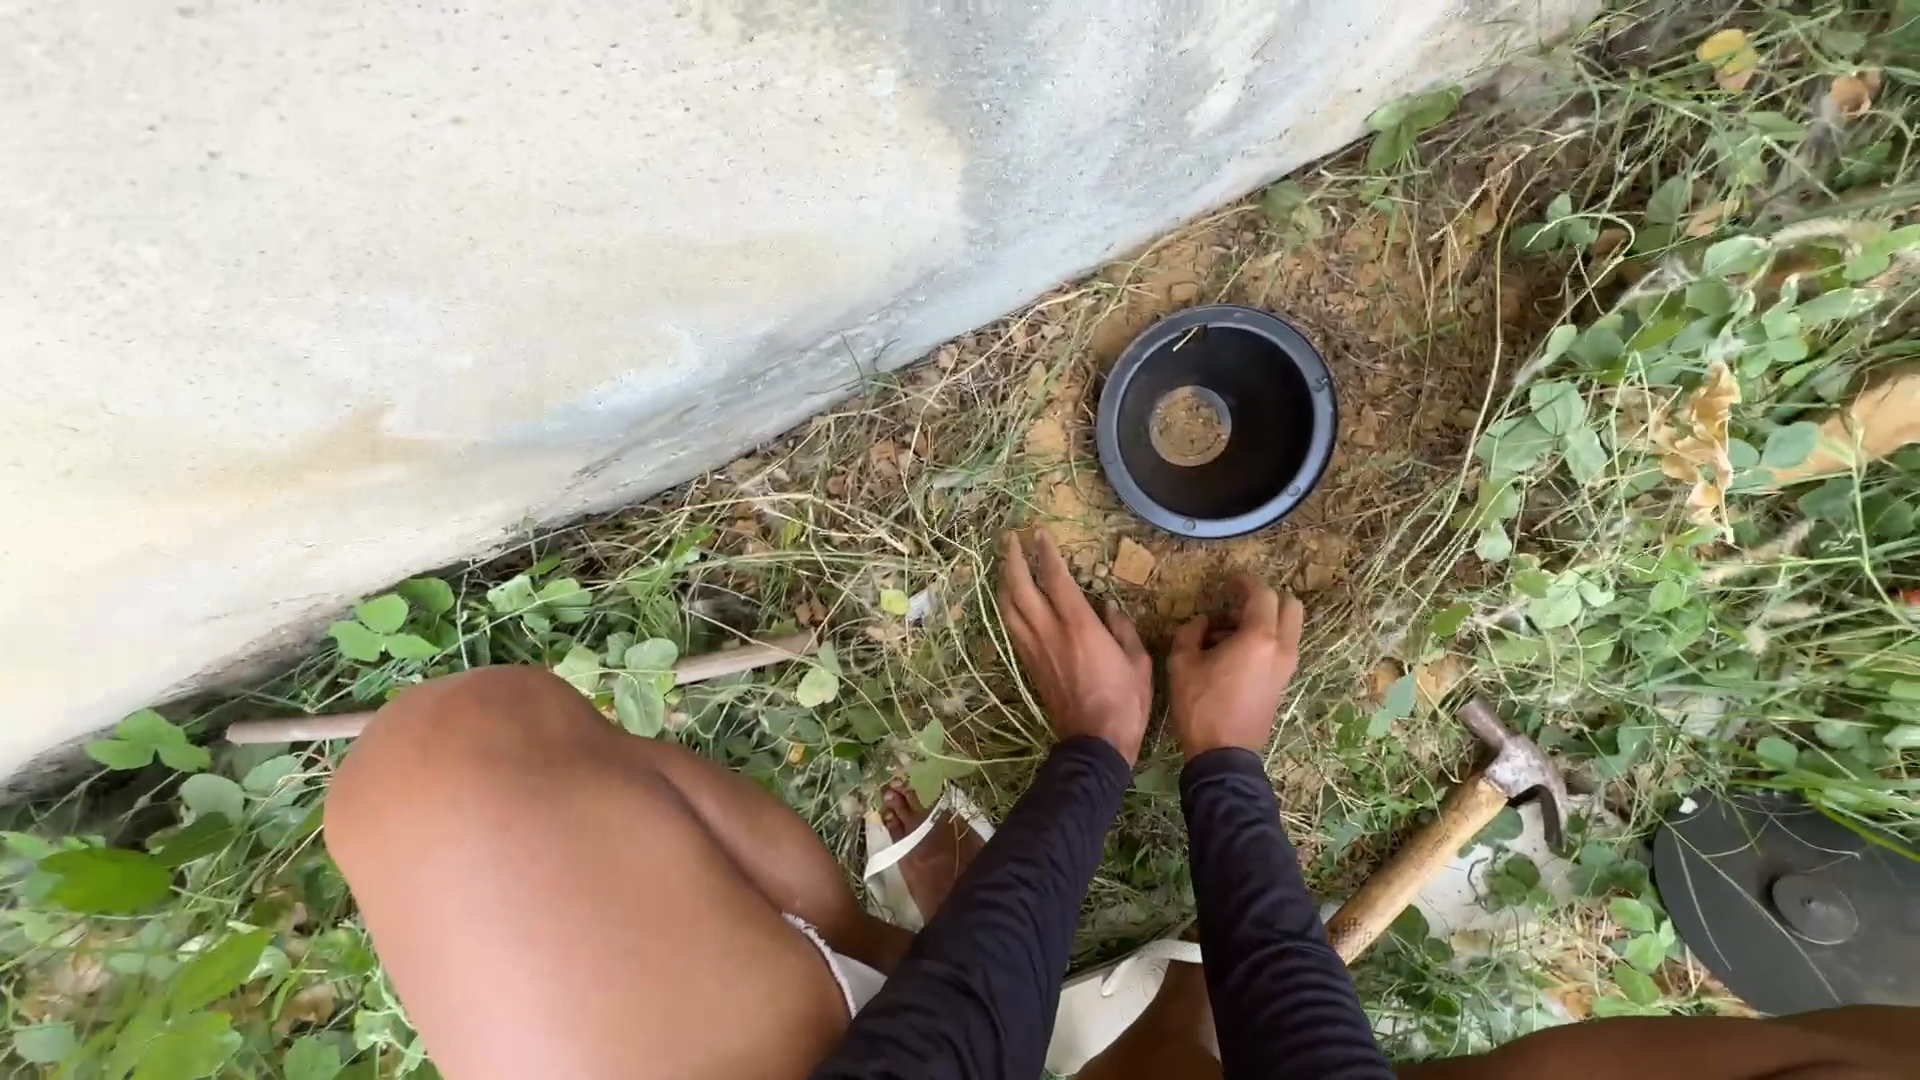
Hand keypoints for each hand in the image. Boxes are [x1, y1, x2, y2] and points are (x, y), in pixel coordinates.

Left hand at [997, 529, 1152, 764]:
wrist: (1095, 742)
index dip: (1046, 553)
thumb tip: (1109, 607)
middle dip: (1014, 559)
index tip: (1040, 533)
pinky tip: (1010, 600)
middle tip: (1011, 539)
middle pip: (1021, 588)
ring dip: (1005, 581)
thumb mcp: (1138, 661)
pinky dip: (1008, 607)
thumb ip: (1123, 629)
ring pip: (1009, 607)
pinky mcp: (1028, 664)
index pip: (1056, 579)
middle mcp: (1050, 632)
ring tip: (1006, 563)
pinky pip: (1012, 627)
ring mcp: (1035, 648)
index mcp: (1079, 626)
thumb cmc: (1125, 702)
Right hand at [1167, 576, 1303, 757]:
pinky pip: (1280, 648)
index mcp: (1259, 638)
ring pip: (1286, 628)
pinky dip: (1262, 640)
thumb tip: (1203, 623)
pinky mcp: (1282, 683)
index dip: (1245, 582)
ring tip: (1225, 633)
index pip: (1262, 594)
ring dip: (1262, 621)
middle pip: (1289, 607)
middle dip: (1264, 599)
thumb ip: (1191, 632)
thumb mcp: (1182, 662)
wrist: (1222, 753)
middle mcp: (1281, 648)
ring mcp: (1286, 667)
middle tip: (1235, 604)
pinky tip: (1231, 653)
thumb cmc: (1200, 704)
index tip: (1228, 582)